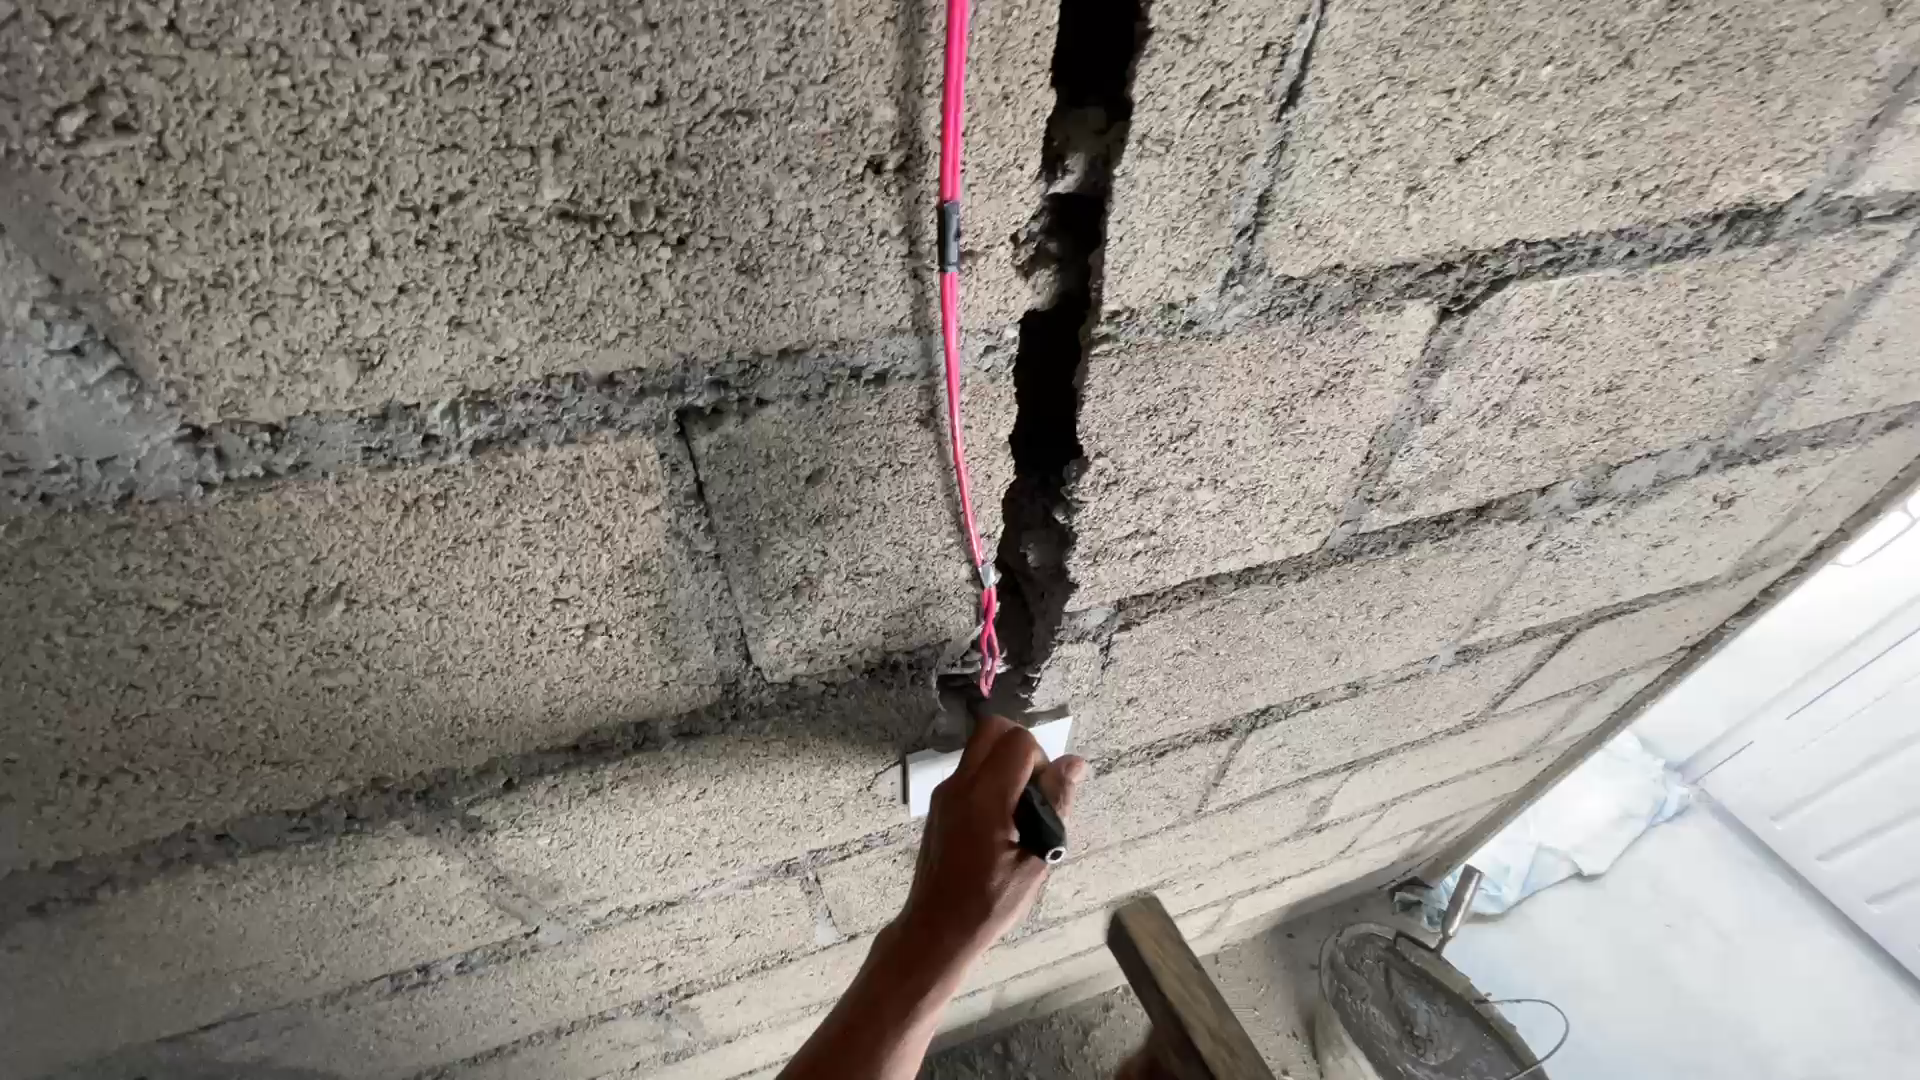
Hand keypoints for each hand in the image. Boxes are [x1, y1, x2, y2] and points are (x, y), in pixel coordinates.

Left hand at [892, 714, 1088, 965]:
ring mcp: (946, 790)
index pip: (1019, 741)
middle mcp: (960, 783)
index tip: (1044, 797)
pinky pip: (970, 769)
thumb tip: (1074, 762)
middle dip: (1022, 746)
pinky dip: (991, 776)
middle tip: (1034, 788)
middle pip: (993, 727)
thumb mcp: (1035, 860)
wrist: (936, 927)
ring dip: (1005, 760)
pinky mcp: (940, 801)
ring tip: (1018, 808)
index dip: (1041, 760)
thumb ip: (1055, 805)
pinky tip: (999, 821)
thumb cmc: (990, 902)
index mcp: (985, 797)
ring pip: (979, 746)